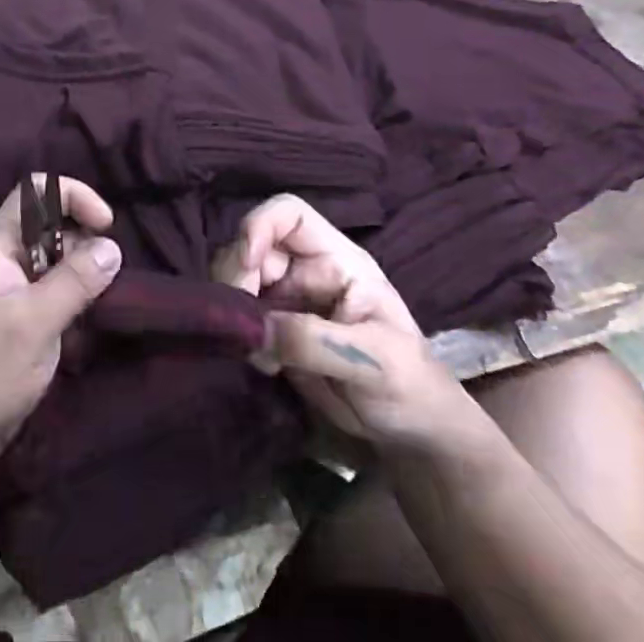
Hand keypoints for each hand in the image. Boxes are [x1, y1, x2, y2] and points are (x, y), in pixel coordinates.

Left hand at [0, 175, 121, 455]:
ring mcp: (12, 289)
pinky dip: (76, 298)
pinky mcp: (23, 316)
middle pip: (50, 225)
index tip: (106, 225)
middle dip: (83, 240)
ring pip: (57, 260)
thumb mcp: (35, 321)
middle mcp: (3, 260)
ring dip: (83, 274)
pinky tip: (85, 326)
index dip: (72, 195)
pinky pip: (56, 290)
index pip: (33, 193)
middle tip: (105, 277)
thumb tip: (112, 247)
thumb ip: (74, 280)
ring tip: (98, 305)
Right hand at [225, 194, 472, 452]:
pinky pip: (234, 315)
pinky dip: (234, 334)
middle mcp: (302, 270)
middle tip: (243, 323)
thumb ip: (314, 340)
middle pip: (248, 246)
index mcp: (336, 260)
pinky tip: (262, 363)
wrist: (410, 429)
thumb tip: (253, 329)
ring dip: (231, 309)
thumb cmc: (412, 385)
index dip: (259, 226)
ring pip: (233, 278)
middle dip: (235, 276)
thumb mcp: (375, 360)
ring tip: (258, 352)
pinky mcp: (269, 328)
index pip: (288, 215)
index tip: (247, 265)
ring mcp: (283, 298)